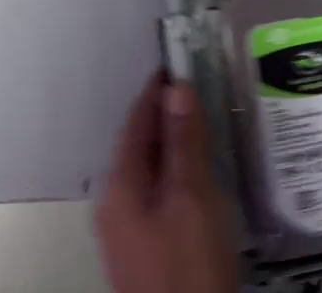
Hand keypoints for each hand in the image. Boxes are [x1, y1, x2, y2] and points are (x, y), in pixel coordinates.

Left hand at [94, 73, 237, 292]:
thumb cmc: (186, 264)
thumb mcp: (190, 198)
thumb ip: (183, 143)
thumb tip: (176, 89)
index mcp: (120, 187)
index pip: (136, 122)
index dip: (158, 90)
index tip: (181, 58)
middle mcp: (116, 203)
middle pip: (140, 144)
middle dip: (167, 113)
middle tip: (201, 82)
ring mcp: (128, 228)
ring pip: (150, 167)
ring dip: (173, 140)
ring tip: (205, 116)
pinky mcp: (146, 245)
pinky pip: (158, 189)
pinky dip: (177, 167)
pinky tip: (201, 167)